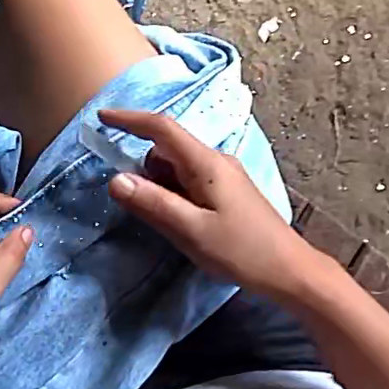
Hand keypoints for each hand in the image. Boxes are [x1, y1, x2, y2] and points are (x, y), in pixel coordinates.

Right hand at [100, 109, 330, 303]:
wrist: (288, 270)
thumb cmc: (241, 251)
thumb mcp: (191, 231)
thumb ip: (153, 204)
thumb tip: (115, 180)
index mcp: (206, 163)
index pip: (161, 128)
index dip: (129, 120)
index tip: (101, 118)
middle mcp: (215, 161)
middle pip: (166, 150)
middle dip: (146, 172)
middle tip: (151, 211)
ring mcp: (222, 176)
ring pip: (176, 169)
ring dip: (162, 188)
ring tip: (175, 225)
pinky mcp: (226, 192)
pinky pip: (188, 182)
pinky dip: (175, 196)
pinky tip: (186, 224)